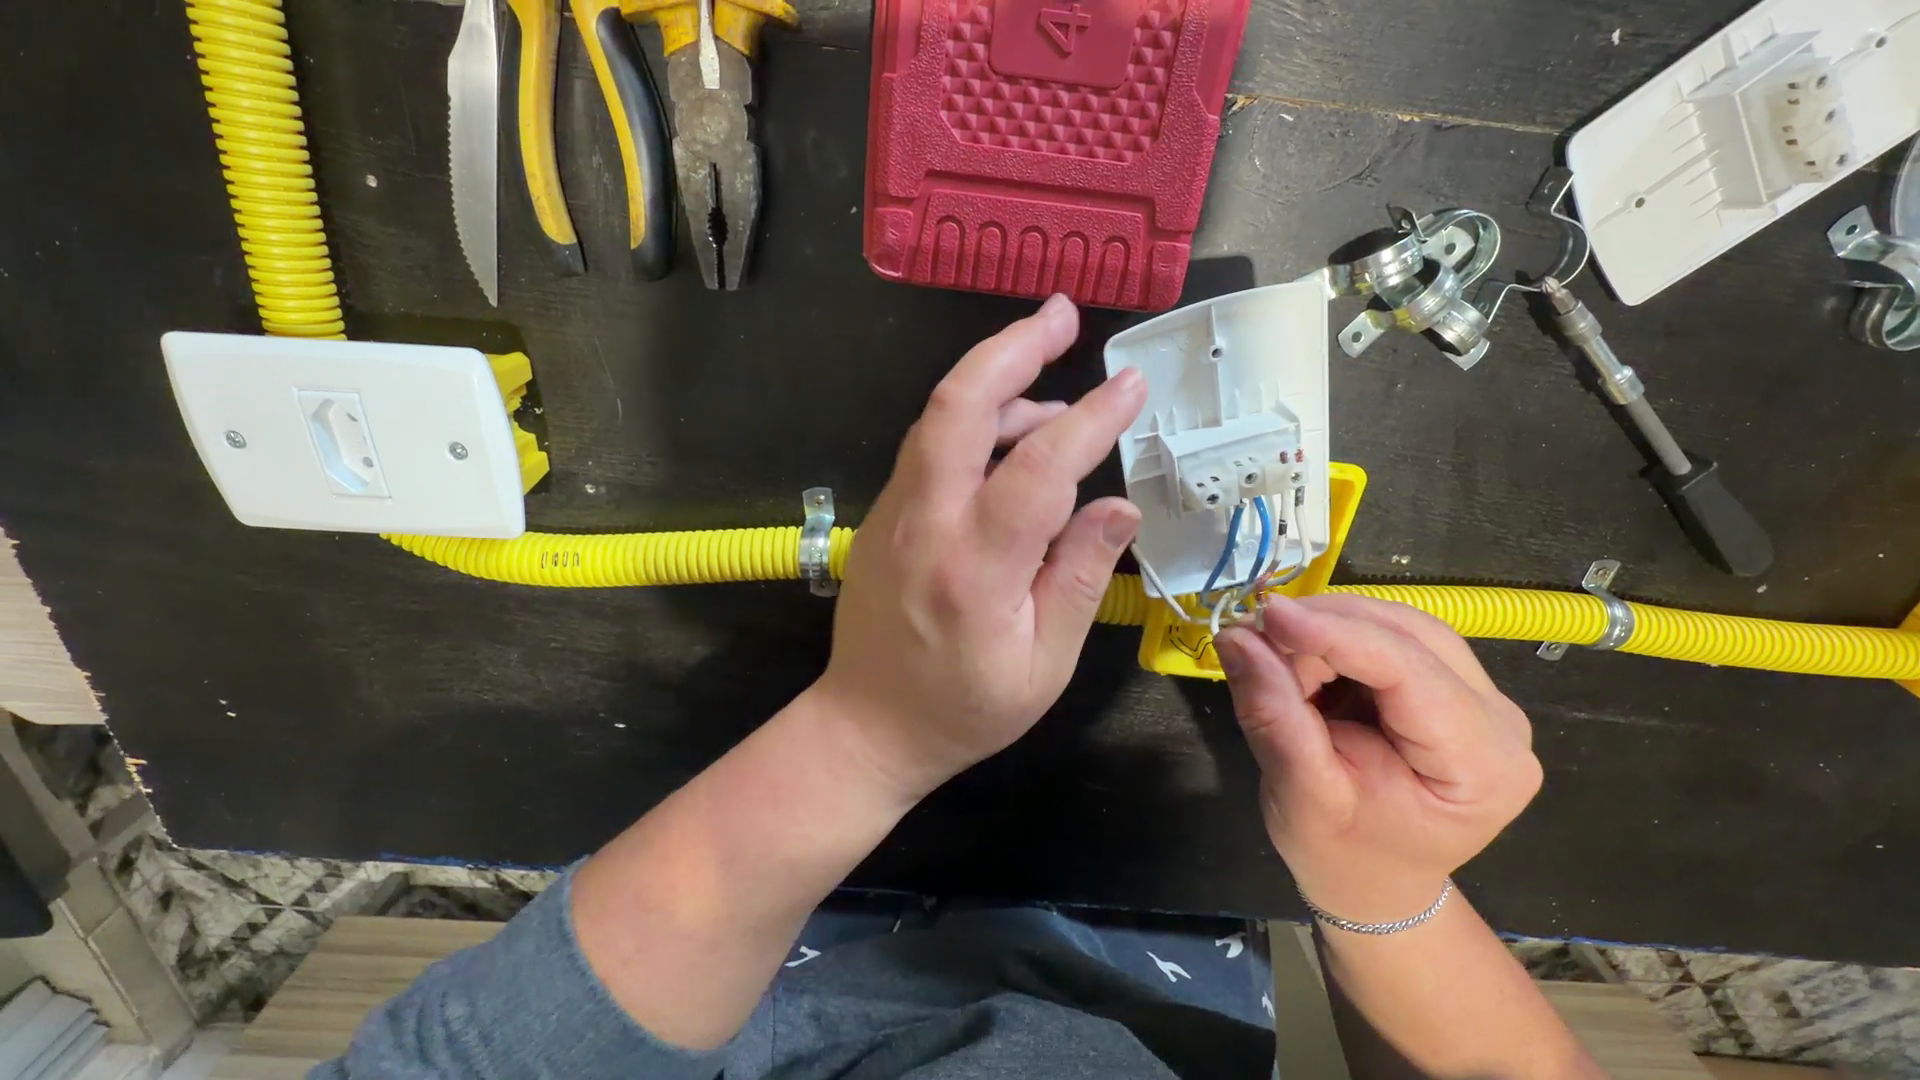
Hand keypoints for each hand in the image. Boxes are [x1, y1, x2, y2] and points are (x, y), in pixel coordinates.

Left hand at [814, 295, 1147, 799]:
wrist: (867, 727)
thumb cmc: (965, 708)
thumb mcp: (1043, 665)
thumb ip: (1080, 578)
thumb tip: (1119, 504)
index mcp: (974, 570)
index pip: (1038, 470)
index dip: (1090, 419)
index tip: (1131, 386)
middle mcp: (925, 524)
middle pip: (957, 407)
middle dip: (1011, 348)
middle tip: (1061, 315)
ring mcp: (894, 513)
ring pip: (938, 418)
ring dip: (995, 384)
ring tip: (1058, 400)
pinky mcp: (884, 514)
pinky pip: (929, 446)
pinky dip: (972, 420)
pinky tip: (1012, 436)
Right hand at [1215, 594, 1541, 924]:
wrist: (1374, 884)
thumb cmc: (1343, 855)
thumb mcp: (1300, 795)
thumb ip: (1274, 715)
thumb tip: (1236, 637)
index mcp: (1480, 763)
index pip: (1408, 669)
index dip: (1335, 634)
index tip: (1266, 613)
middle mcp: (1499, 720)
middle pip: (1410, 634)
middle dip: (1327, 624)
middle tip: (1256, 634)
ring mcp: (1480, 700)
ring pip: (1400, 626)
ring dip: (1329, 627)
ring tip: (1274, 653)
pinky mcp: (1451, 689)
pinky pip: (1392, 638)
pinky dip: (1337, 638)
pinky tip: (1302, 660)